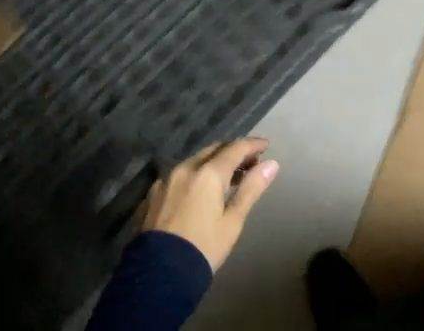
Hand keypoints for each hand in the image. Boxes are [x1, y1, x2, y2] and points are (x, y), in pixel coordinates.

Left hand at [143, 137, 278, 270]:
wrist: (156, 278)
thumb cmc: (202, 249)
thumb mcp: (233, 222)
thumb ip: (251, 189)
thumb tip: (272, 164)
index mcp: (208, 173)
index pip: (235, 148)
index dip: (252, 145)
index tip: (265, 146)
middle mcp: (185, 169)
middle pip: (214, 150)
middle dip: (233, 152)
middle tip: (249, 163)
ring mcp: (164, 182)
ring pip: (194, 162)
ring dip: (212, 163)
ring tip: (226, 178)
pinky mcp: (151, 196)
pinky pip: (177, 177)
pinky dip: (193, 177)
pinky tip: (197, 193)